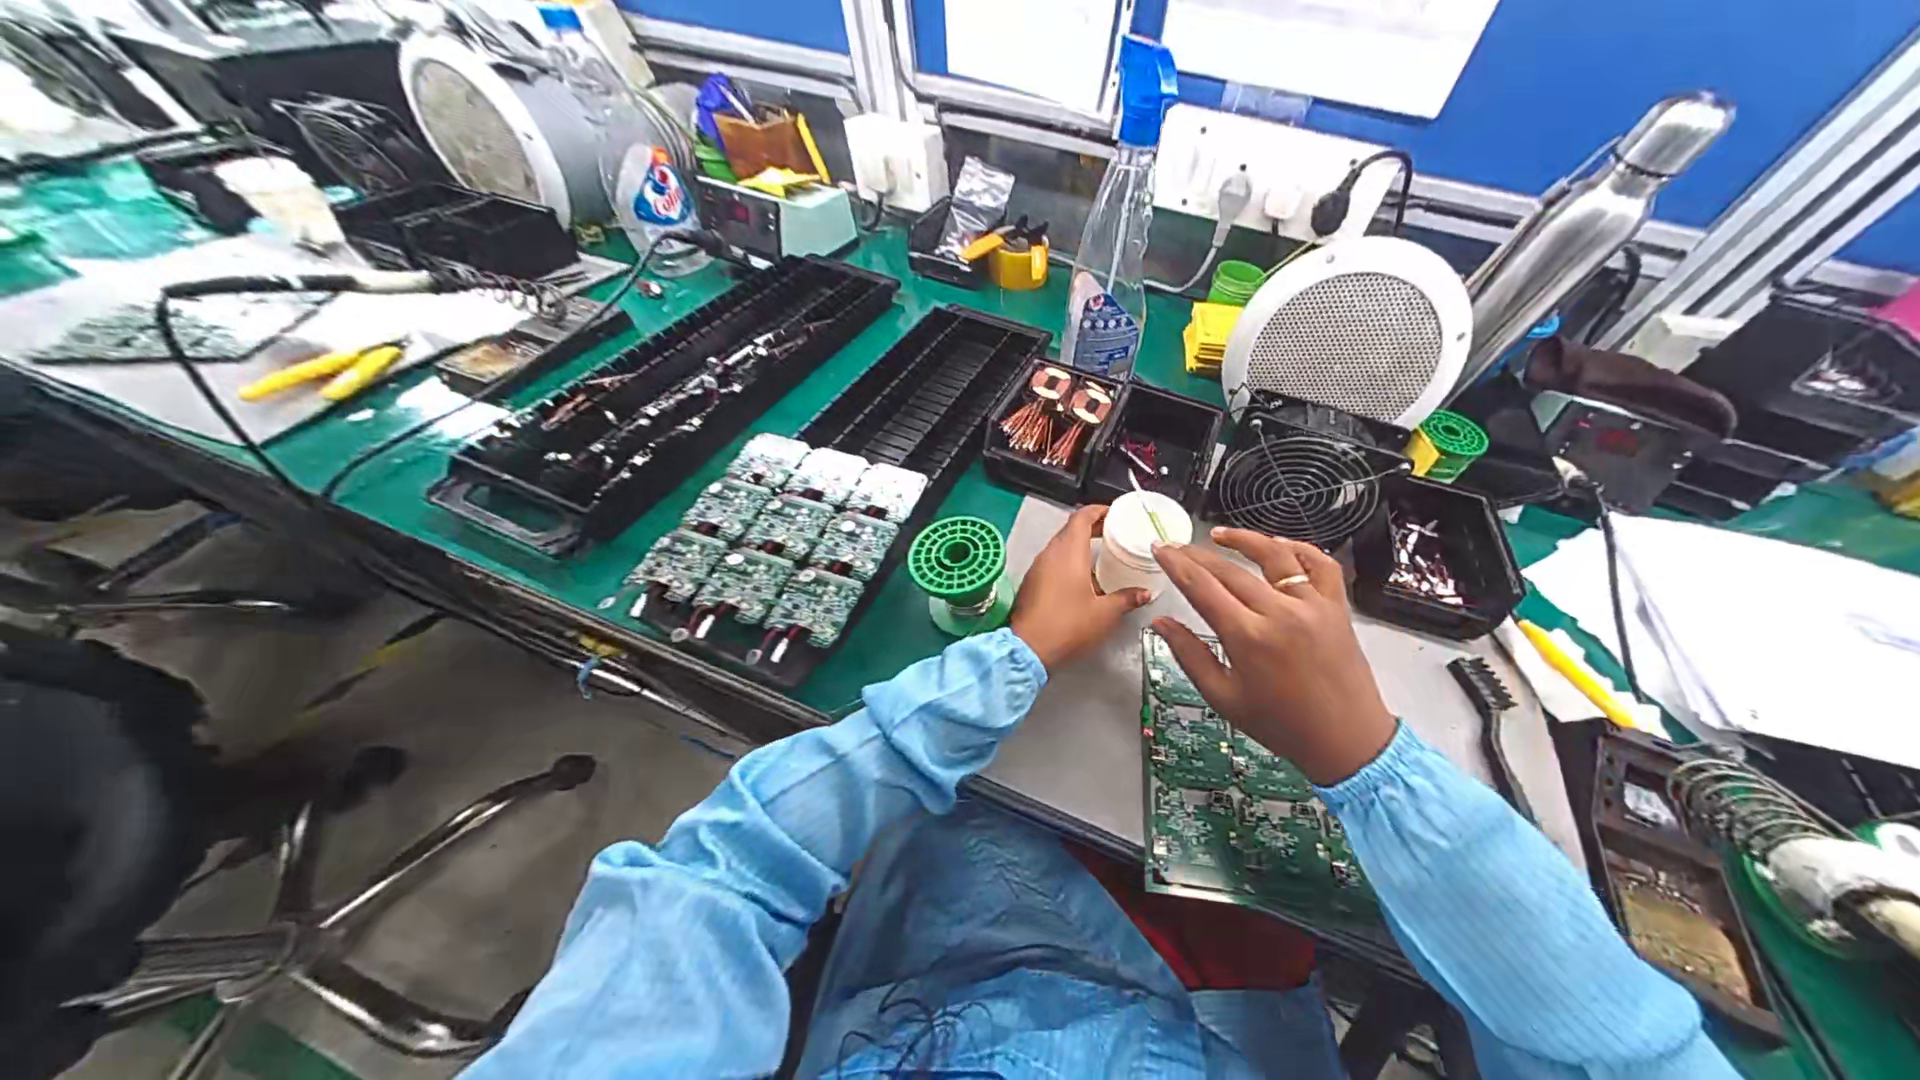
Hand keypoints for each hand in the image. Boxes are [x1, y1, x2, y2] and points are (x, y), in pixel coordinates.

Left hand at [1009, 505, 1149, 672]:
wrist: (1028, 648)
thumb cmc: (1068, 626)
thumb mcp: (1104, 614)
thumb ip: (1126, 599)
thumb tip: (1145, 593)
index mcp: (1068, 553)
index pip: (1081, 517)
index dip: (1098, 510)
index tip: (1114, 513)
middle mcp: (1050, 553)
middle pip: (1070, 529)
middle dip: (1092, 527)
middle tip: (1114, 532)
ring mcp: (1038, 567)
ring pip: (1060, 545)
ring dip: (1079, 544)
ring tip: (1102, 554)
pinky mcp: (1032, 581)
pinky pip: (1052, 561)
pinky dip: (1069, 560)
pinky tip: (1083, 577)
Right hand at [1151, 527, 1395, 784]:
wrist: (1348, 740)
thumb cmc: (1280, 724)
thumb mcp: (1223, 697)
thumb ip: (1189, 654)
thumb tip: (1160, 623)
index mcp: (1248, 638)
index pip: (1202, 587)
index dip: (1176, 564)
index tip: (1159, 549)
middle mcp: (1280, 614)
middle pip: (1230, 569)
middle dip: (1197, 554)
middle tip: (1177, 546)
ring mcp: (1313, 607)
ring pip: (1275, 555)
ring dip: (1244, 540)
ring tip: (1220, 535)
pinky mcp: (1337, 608)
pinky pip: (1320, 565)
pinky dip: (1299, 549)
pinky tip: (1279, 545)